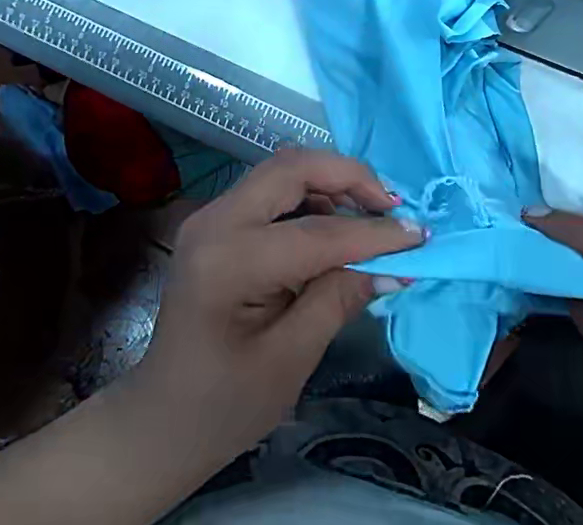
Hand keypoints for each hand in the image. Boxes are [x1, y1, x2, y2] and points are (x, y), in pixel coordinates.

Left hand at [0, 150, 422, 524]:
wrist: (161, 416)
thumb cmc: (225, 402)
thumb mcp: (290, 360)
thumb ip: (339, 299)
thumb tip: (393, 262)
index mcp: (228, 261)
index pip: (316, 233)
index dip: (374, 233)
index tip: (421, 236)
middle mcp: (214, 221)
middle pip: (292, 167)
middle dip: (349, 176)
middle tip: (393, 206)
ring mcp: (211, 215)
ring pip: (282, 169)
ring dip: (331, 179)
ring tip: (373, 211)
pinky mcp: (217, 220)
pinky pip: (272, 188)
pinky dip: (311, 192)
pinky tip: (336, 219)